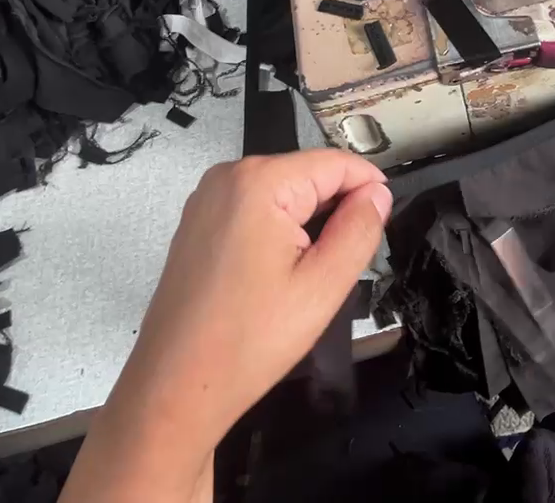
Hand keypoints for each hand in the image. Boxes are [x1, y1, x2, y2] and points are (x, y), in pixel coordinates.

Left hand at [62, 149, 390, 502]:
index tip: (381, 227)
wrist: (173, 391)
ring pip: (286, 191)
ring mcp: (208, 196)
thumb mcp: (323, 287)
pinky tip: (276, 274)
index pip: (336, 163)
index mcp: (259, 181)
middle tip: (339, 266)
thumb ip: (360, 229)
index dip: (369, 190)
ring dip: (309, 222)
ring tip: (306, 275)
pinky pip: (258, 206)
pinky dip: (280, 230)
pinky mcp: (199, 219)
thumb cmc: (249, 342)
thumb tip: (378, 193)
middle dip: (336, 210)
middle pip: (309, 174)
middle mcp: (229, 175)